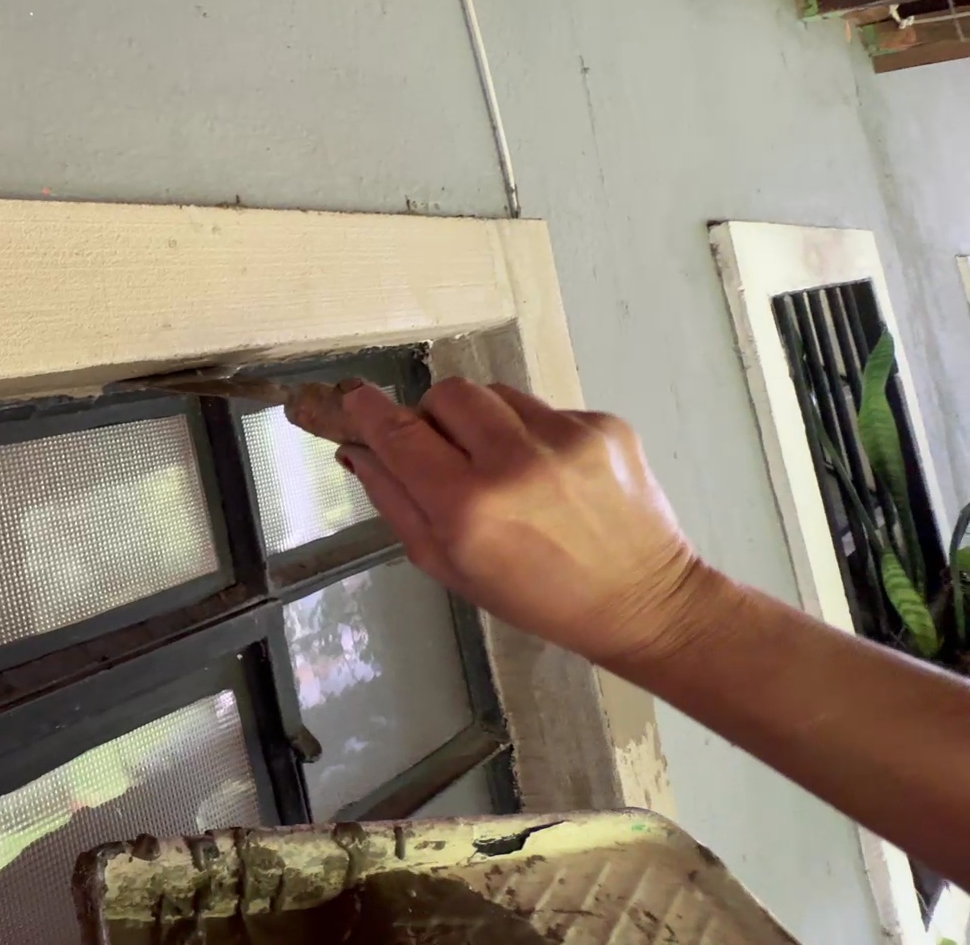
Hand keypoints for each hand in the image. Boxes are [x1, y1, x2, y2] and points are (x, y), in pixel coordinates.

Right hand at [286, 377, 724, 665]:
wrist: (644, 602)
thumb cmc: (527, 594)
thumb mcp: (441, 562)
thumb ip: (392, 501)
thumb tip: (357, 450)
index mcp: (465, 505)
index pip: (398, 433)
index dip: (368, 409)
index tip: (353, 397)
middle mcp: (513, 462)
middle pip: (445, 393)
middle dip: (431, 414)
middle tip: (443, 449)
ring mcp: (566, 438)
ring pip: (491, 393)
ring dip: (479, 419)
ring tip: (500, 462)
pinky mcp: (605, 426)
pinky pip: (539, 407)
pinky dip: (527, 430)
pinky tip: (546, 471)